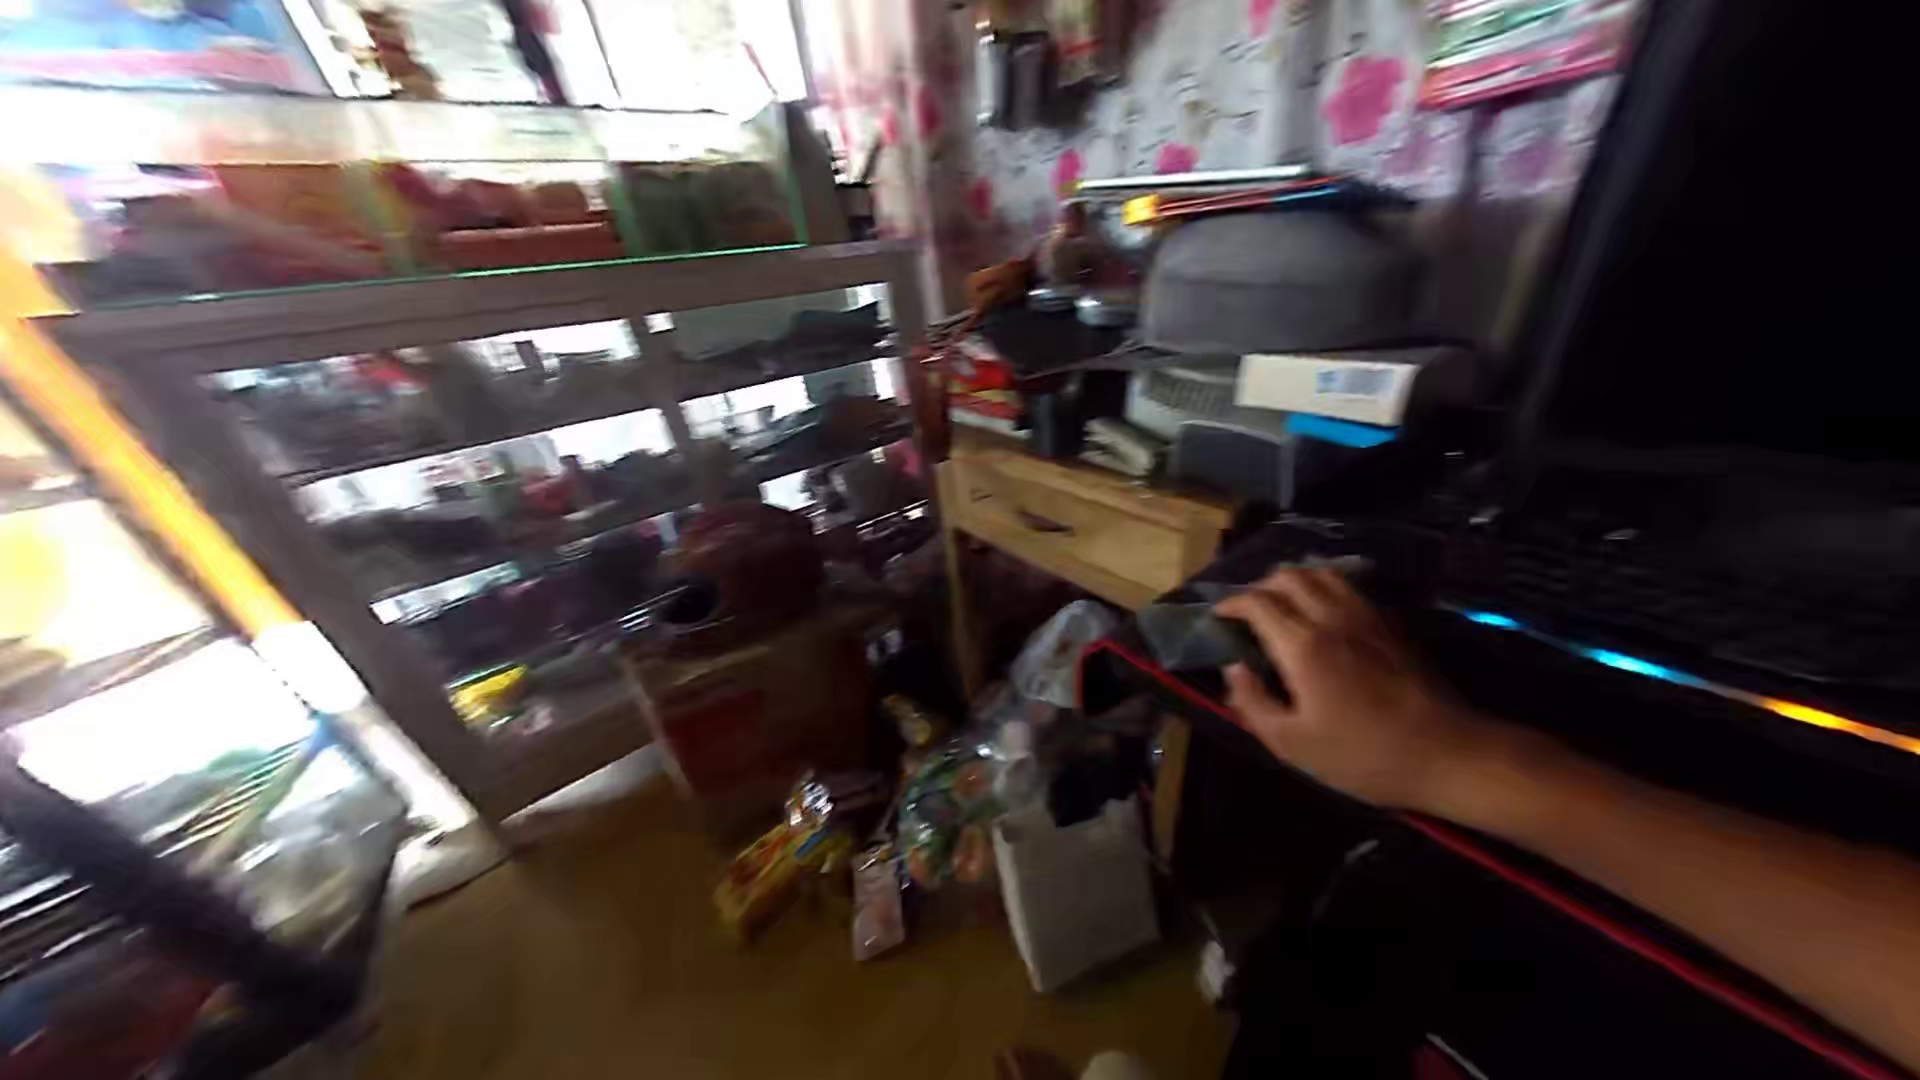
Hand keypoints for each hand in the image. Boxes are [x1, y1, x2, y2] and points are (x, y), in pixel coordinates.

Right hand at [1214, 565, 1496, 809]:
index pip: (1256, 602)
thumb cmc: (1363, 754)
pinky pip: (1350, 587)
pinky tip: (1322, 611)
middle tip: (1248, 611)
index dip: (1230, 604)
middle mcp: (1331, 619)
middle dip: (1259, 586)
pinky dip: (1325, 587)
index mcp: (1302, 646)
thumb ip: (1252, 702)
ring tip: (1283, 603)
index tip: (1218, 616)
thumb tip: (1233, 668)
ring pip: (1321, 573)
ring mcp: (1366, 617)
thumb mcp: (1291, 743)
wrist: (1452, 756)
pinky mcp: (1391, 624)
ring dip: (1294, 580)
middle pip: (1287, 576)